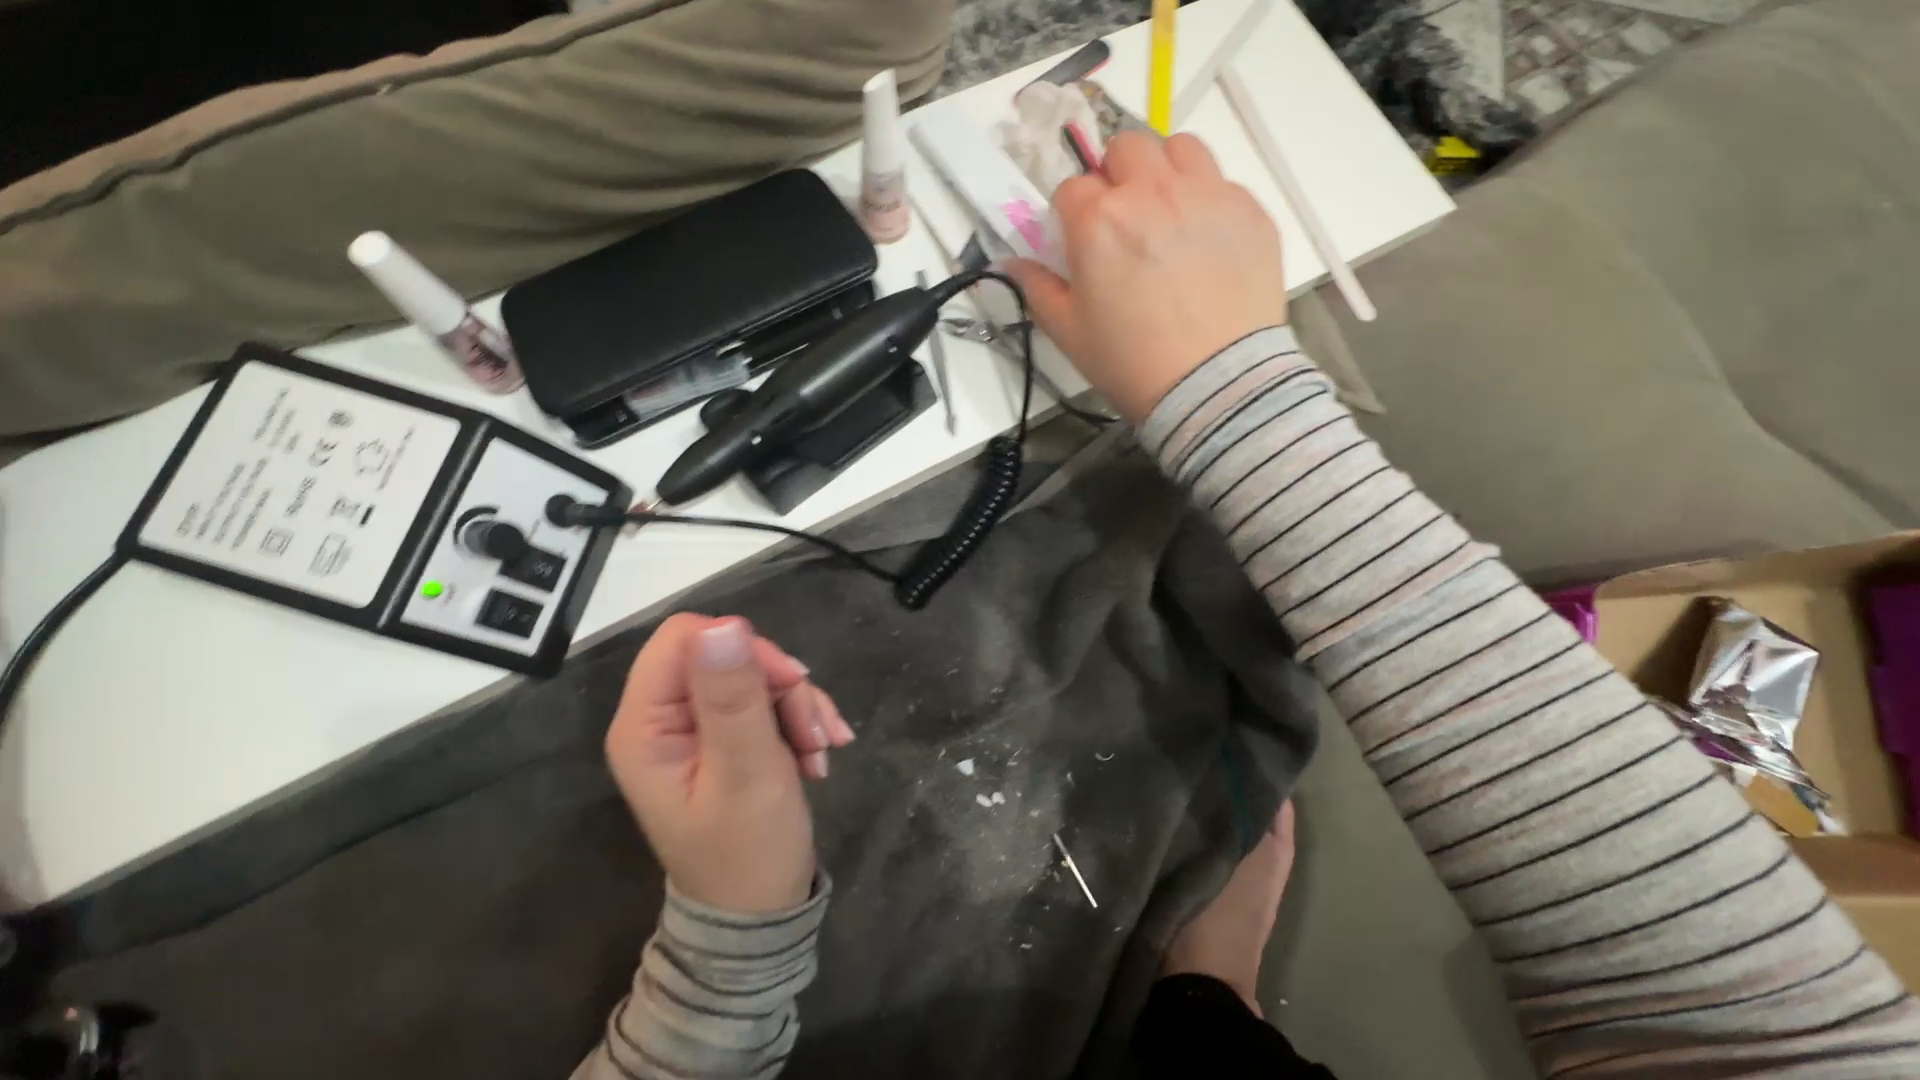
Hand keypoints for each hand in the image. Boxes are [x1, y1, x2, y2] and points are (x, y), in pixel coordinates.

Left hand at [606, 613, 854, 912]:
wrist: (762, 916)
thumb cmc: (749, 852)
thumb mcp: (748, 773)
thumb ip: (733, 698)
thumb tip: (722, 624)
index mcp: (645, 725)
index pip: (685, 638)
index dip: (743, 649)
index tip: (790, 684)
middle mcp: (662, 719)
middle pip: (725, 654)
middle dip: (781, 685)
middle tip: (815, 732)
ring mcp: (693, 728)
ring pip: (753, 675)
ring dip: (798, 705)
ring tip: (822, 751)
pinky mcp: (723, 738)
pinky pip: (765, 700)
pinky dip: (799, 720)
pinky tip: (819, 755)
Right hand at [1006, 132, 1287, 423]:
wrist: (1214, 386)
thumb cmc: (1131, 363)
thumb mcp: (1069, 333)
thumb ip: (1038, 287)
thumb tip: (1012, 263)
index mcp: (1099, 220)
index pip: (1072, 188)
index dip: (1072, 214)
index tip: (1080, 241)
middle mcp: (1152, 192)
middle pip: (1126, 148)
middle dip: (1117, 176)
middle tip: (1123, 219)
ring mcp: (1207, 195)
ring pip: (1179, 148)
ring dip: (1165, 171)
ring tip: (1167, 212)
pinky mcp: (1249, 210)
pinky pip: (1222, 182)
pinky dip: (1208, 202)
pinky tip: (1206, 243)